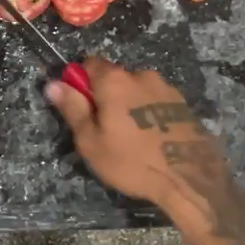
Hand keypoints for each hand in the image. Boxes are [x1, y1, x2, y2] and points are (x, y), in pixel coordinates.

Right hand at [46, 59, 235, 216]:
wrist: (192, 182)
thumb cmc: (133, 161)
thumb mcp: (91, 141)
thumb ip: (72, 108)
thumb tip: (52, 84)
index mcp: (115, 80)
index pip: (89, 63)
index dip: (81, 83)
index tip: (82, 108)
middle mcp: (142, 76)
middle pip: (115, 78)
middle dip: (107, 96)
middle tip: (106, 129)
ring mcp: (167, 89)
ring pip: (138, 91)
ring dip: (131, 105)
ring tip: (133, 139)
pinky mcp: (185, 106)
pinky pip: (157, 103)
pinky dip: (151, 114)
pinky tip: (153, 140)